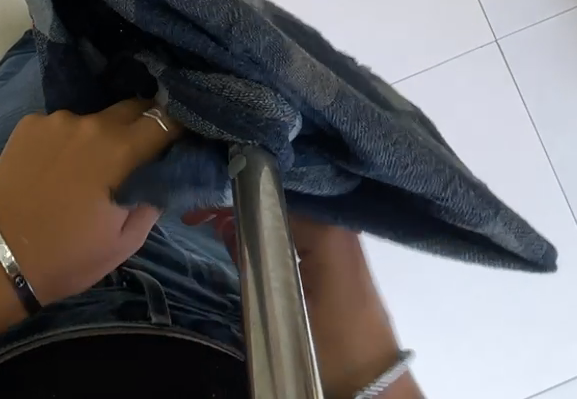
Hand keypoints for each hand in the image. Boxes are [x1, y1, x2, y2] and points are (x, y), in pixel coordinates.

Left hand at [0, 99, 179, 303]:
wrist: (0, 255)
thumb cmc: (70, 256)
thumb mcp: (126, 240)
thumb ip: (153, 197)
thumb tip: (165, 170)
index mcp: (120, 150)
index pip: (165, 120)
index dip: (177, 127)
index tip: (181, 137)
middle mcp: (90, 123)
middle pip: (131, 107)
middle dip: (143, 123)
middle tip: (140, 150)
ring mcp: (56, 119)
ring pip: (94, 118)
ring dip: (101, 134)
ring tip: (88, 166)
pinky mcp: (29, 122)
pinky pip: (62, 124)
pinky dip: (67, 139)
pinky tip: (56, 166)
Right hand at [183, 211, 415, 397]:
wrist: (377, 386)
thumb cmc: (333, 348)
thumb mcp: (284, 309)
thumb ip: (252, 261)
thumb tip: (225, 226)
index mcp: (325, 229)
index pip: (268, 196)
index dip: (230, 199)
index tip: (199, 210)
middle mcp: (336, 222)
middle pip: (277, 198)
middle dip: (238, 203)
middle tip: (200, 215)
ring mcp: (341, 236)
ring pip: (286, 211)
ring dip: (251, 215)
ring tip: (215, 222)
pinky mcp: (340, 252)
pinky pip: (298, 225)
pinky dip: (270, 227)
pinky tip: (247, 234)